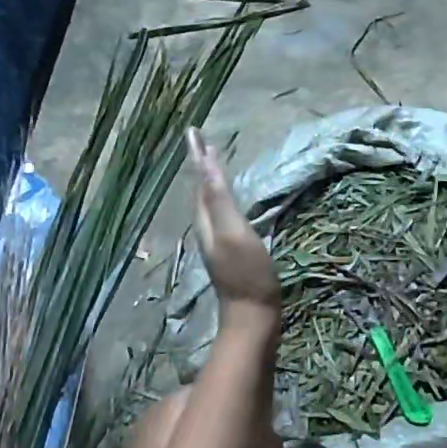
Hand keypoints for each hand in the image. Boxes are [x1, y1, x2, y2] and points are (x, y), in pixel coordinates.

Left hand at [187, 128, 280, 320]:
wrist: (254, 316)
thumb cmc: (248, 273)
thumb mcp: (234, 232)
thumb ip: (220, 199)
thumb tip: (205, 164)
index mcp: (206, 221)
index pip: (199, 181)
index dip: (197, 157)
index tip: (192, 131)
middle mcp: (207, 230)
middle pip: (200, 191)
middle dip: (200, 166)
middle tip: (200, 142)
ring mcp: (218, 244)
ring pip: (208, 205)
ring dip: (209, 183)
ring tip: (211, 164)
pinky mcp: (231, 254)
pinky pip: (221, 217)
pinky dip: (221, 201)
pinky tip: (228, 203)